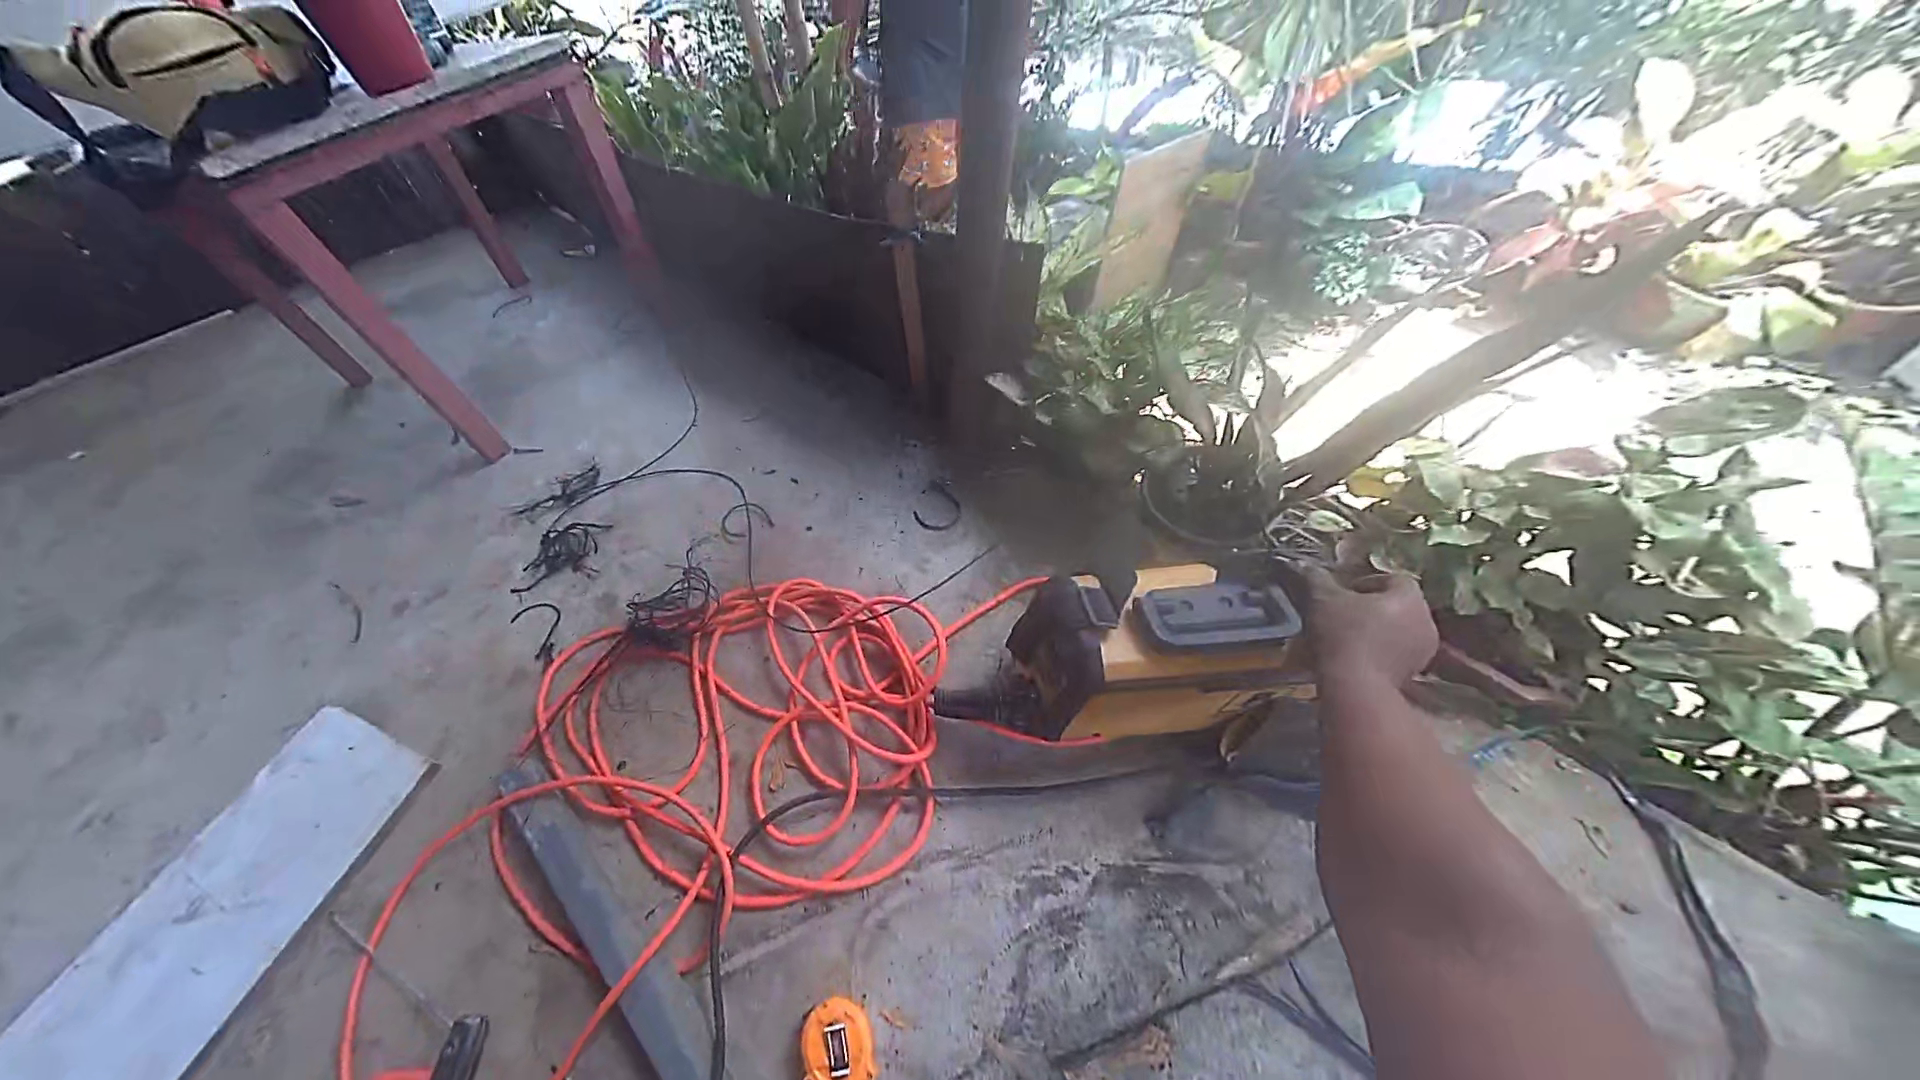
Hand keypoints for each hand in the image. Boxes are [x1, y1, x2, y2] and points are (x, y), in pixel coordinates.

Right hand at [1301, 564, 1437, 691]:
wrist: (1356, 686)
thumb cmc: (1343, 633)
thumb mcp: (1321, 599)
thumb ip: (1315, 578)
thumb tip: (1301, 564)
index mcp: (1409, 597)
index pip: (1391, 578)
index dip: (1364, 582)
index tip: (1340, 594)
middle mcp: (1426, 620)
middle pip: (1396, 605)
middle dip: (1369, 608)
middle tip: (1340, 615)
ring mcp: (1424, 650)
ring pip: (1396, 630)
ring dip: (1374, 631)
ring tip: (1343, 639)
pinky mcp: (1414, 674)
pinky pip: (1395, 653)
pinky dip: (1377, 652)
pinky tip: (1353, 658)